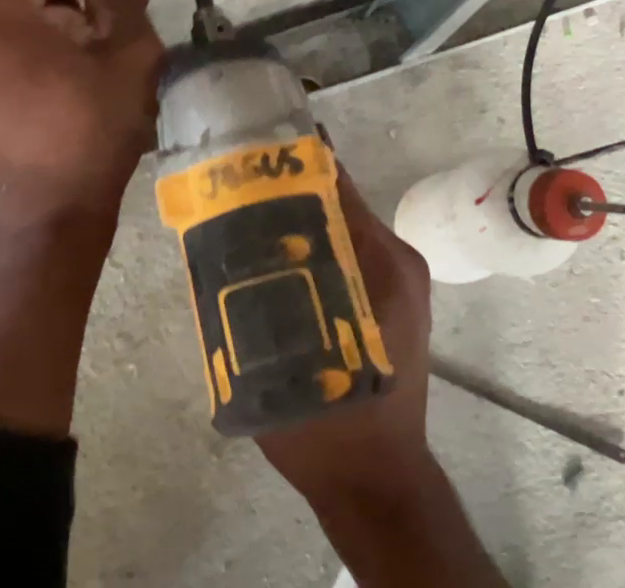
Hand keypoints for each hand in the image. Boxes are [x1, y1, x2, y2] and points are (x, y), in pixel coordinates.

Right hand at [257, 164, 435, 499]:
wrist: (374, 480)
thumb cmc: (325, 422)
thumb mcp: (277, 351)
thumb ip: (255, 287)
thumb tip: (224, 232)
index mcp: (378, 262)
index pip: (335, 185)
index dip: (293, 160)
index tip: (248, 144)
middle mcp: (395, 261)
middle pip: (337, 202)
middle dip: (287, 188)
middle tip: (233, 182)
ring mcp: (400, 282)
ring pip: (341, 228)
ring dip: (299, 219)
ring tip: (245, 216)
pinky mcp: (396, 302)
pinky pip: (349, 255)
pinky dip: (314, 246)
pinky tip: (273, 260)